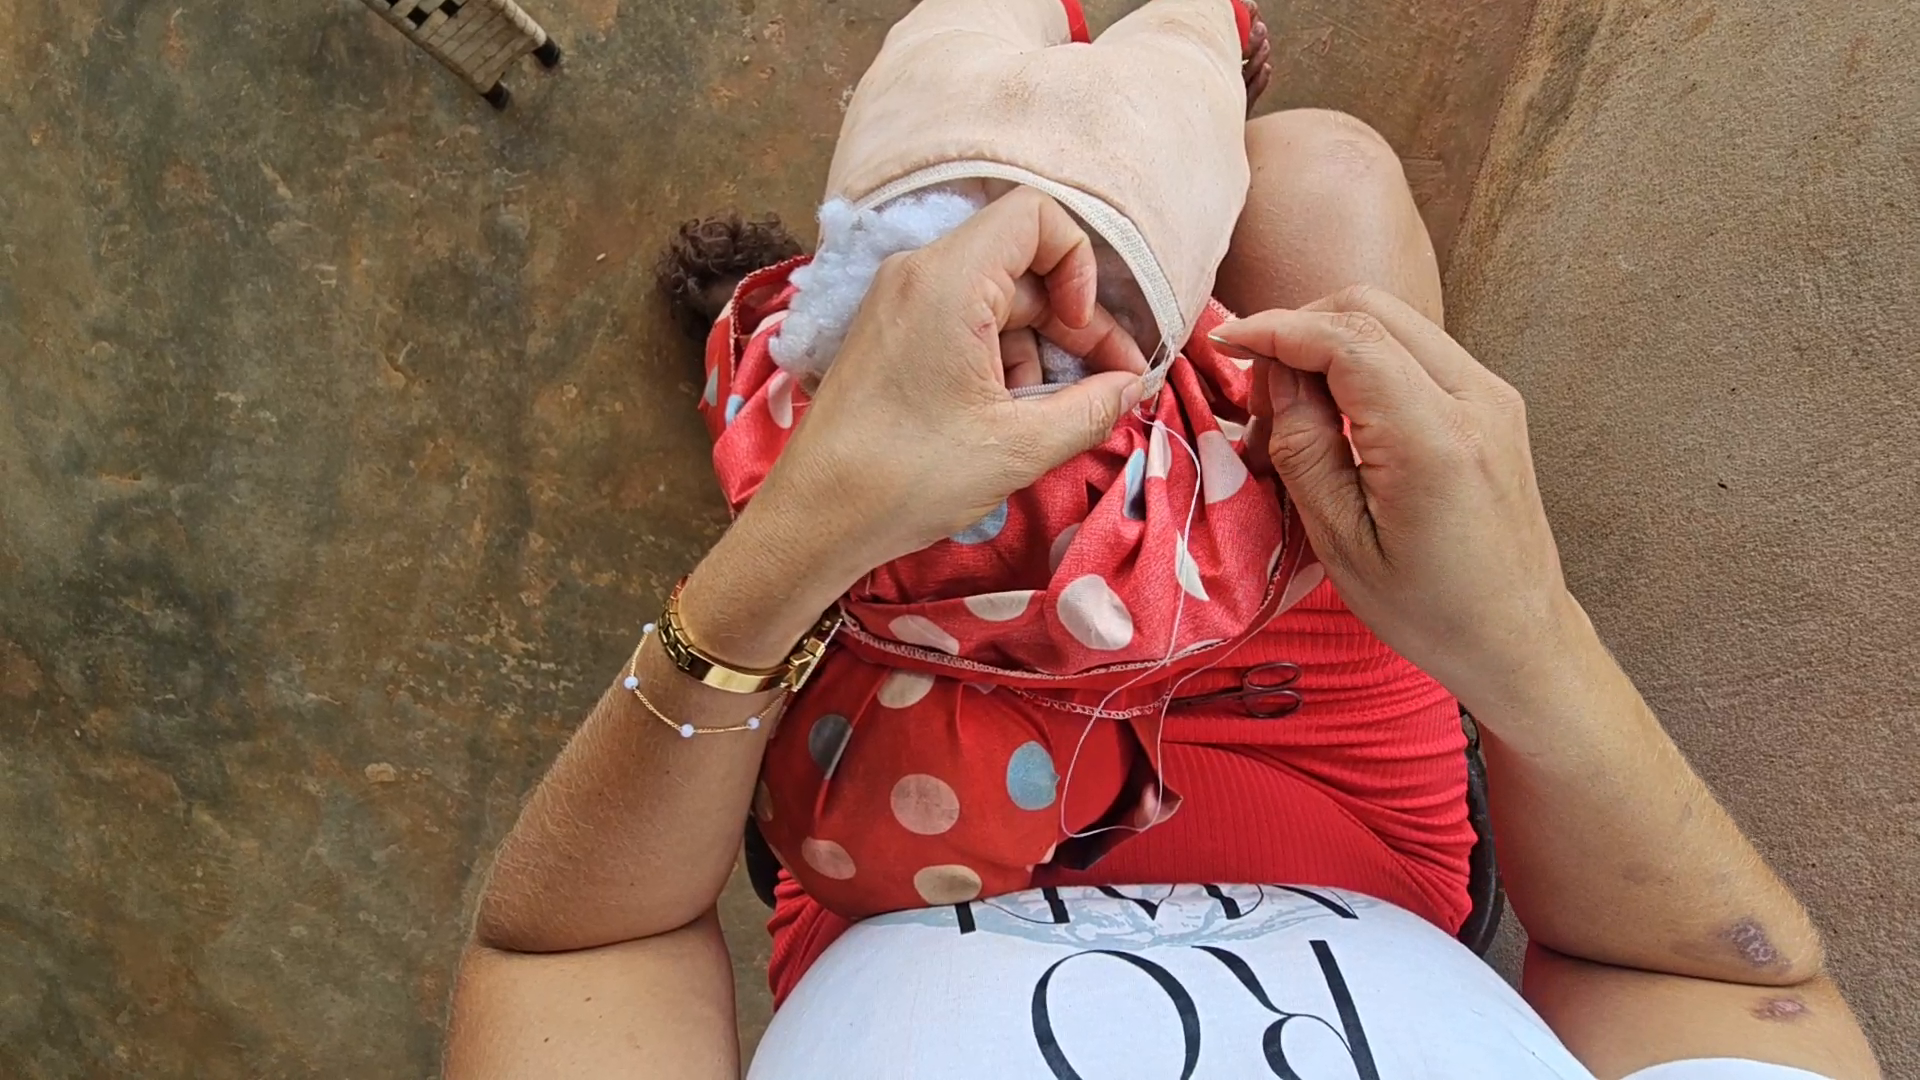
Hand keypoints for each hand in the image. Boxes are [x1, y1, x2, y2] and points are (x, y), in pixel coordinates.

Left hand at [682, 189, 1146, 667]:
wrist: (815, 518)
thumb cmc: (909, 478)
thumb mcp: (1017, 447)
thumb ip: (1091, 409)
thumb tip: (1131, 387)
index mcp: (949, 279)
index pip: (1037, 217)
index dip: (1080, 265)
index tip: (1085, 331)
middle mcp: (919, 275)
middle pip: (1021, 271)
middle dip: (1073, 328)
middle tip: (1109, 389)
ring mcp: (898, 307)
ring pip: (994, 307)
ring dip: (1035, 355)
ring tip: (1048, 418)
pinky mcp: (889, 341)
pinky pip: (961, 331)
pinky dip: (996, 365)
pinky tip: (1006, 418)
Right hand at [1210, 285, 1582, 713]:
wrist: (1514, 635)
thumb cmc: (1422, 605)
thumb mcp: (1340, 539)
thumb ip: (1305, 447)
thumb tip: (1277, 376)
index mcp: (1434, 439)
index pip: (1347, 341)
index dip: (1277, 330)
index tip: (1225, 341)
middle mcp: (1475, 397)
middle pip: (1371, 310)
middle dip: (1297, 330)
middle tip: (1256, 391)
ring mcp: (1490, 394)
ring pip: (1391, 322)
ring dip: (1324, 345)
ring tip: (1286, 411)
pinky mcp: (1488, 402)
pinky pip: (1409, 350)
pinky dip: (1355, 361)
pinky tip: (1329, 412)